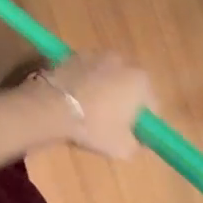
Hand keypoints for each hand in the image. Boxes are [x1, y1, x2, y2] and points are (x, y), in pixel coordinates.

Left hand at [36, 53, 156, 159]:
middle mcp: (122, 61)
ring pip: (107, 77)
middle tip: (110, 123)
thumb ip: (137, 144)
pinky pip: (86, 73)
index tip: (132, 135)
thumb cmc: (94, 126)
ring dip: (103, 90)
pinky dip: (84, 83)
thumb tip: (136, 140)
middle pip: (129, 86)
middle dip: (123, 102)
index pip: (151, 105)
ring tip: (88, 111)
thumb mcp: (123, 148)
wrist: (51, 105)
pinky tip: (74, 99)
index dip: (143, 123)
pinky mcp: (72, 55)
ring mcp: (95, 54)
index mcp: (140, 81)